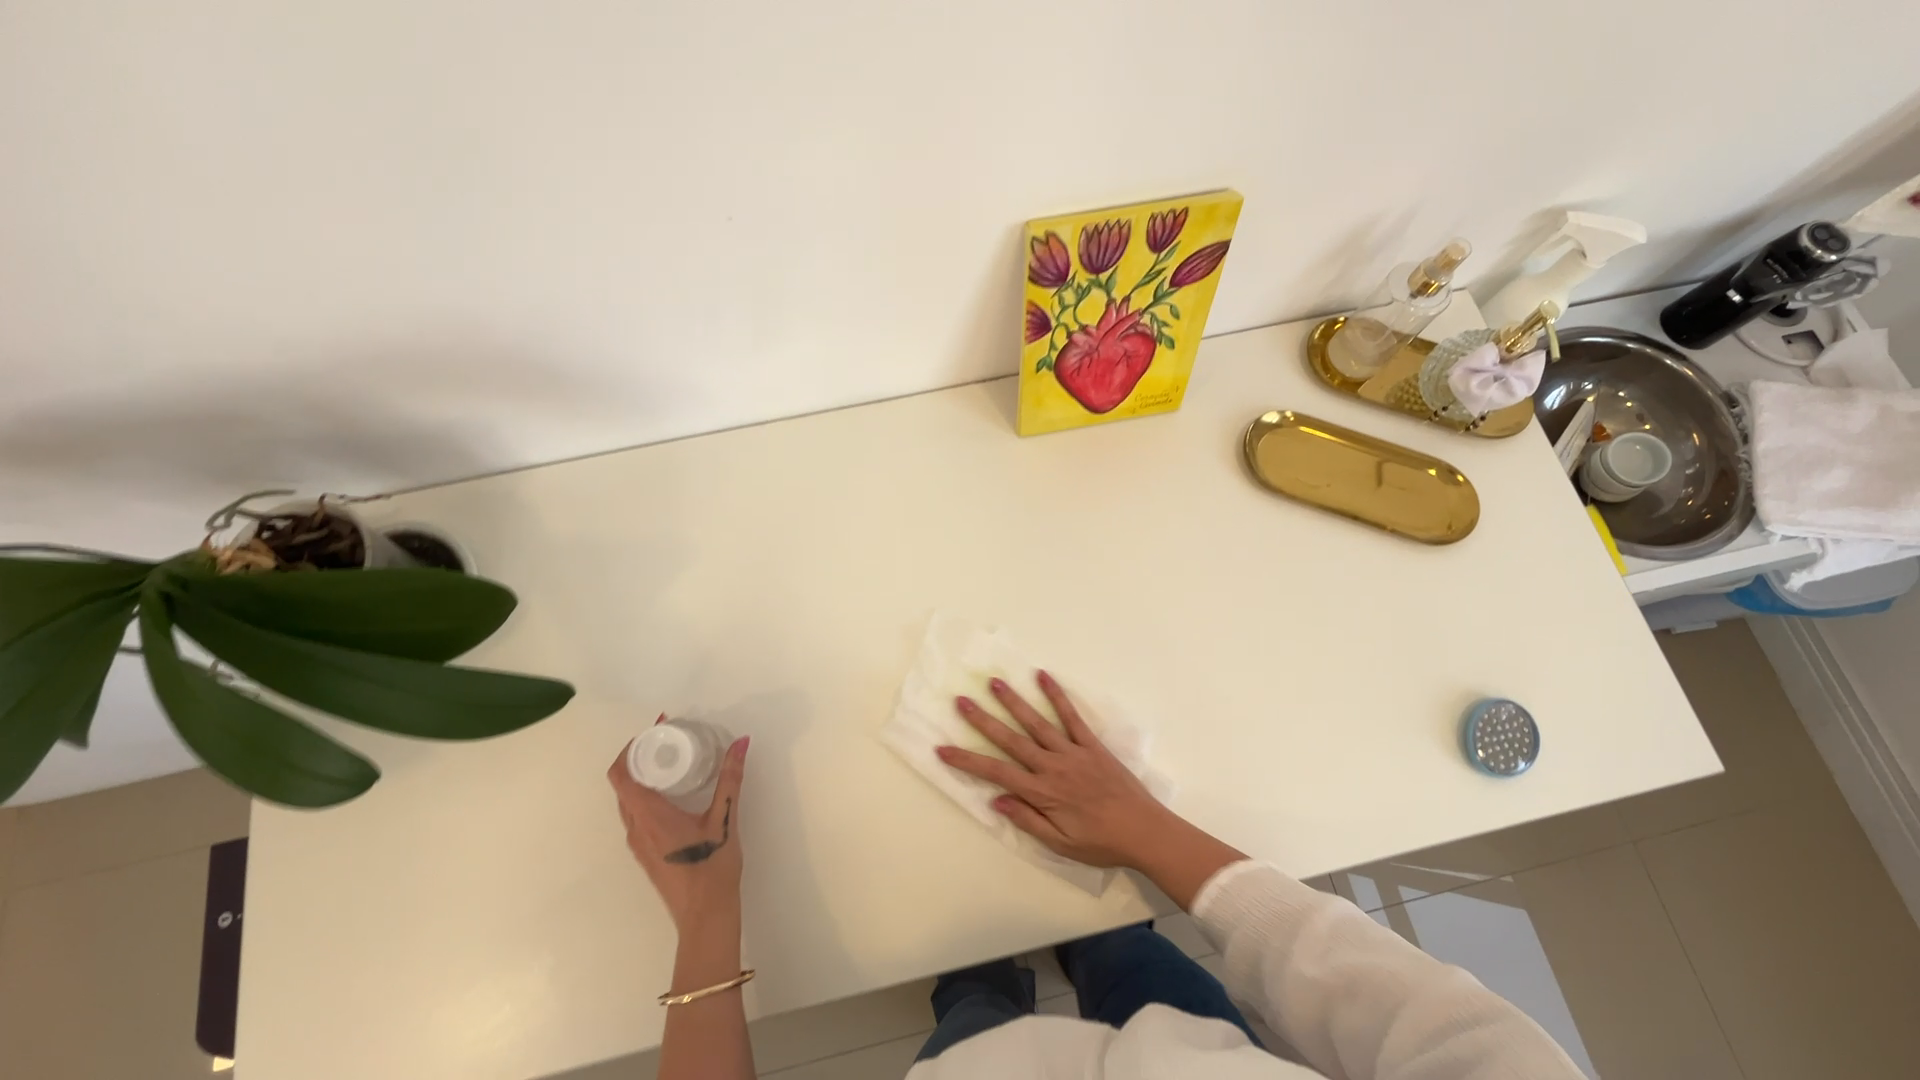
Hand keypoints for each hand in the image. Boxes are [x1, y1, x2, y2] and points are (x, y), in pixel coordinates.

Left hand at [606, 719, 749, 932]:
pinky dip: (648, 798)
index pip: (620, 774)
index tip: (654, 732)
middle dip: (640, 759)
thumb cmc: (712, 866)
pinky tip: (675, 796)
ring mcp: (638, 844)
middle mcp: (636, 828)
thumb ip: (731, 779)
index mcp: (649, 815)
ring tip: (671, 764)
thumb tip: (740, 743)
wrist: (705, 916)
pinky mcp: (647, 854)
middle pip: (623, 786)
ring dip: (643, 780)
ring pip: (629, 803)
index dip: (630, 748)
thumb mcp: (725, 819)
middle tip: (667, 742)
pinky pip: (638, 817)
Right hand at [937, 671, 1177, 869]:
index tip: (943, 749)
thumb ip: (1028, 820)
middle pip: (1011, 740)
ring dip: (1014, 701)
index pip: (996, 773)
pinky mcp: (1092, 745)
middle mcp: (1053, 766)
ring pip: (1037, 723)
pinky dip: (1057, 696)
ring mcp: (1073, 752)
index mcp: (1042, 793)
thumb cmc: (1101, 842)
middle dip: (984, 721)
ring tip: (995, 682)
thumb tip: (996, 800)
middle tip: (962, 701)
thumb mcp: (1061, 843)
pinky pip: (1072, 716)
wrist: (1145, 831)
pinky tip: (1044, 677)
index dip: (967, 761)